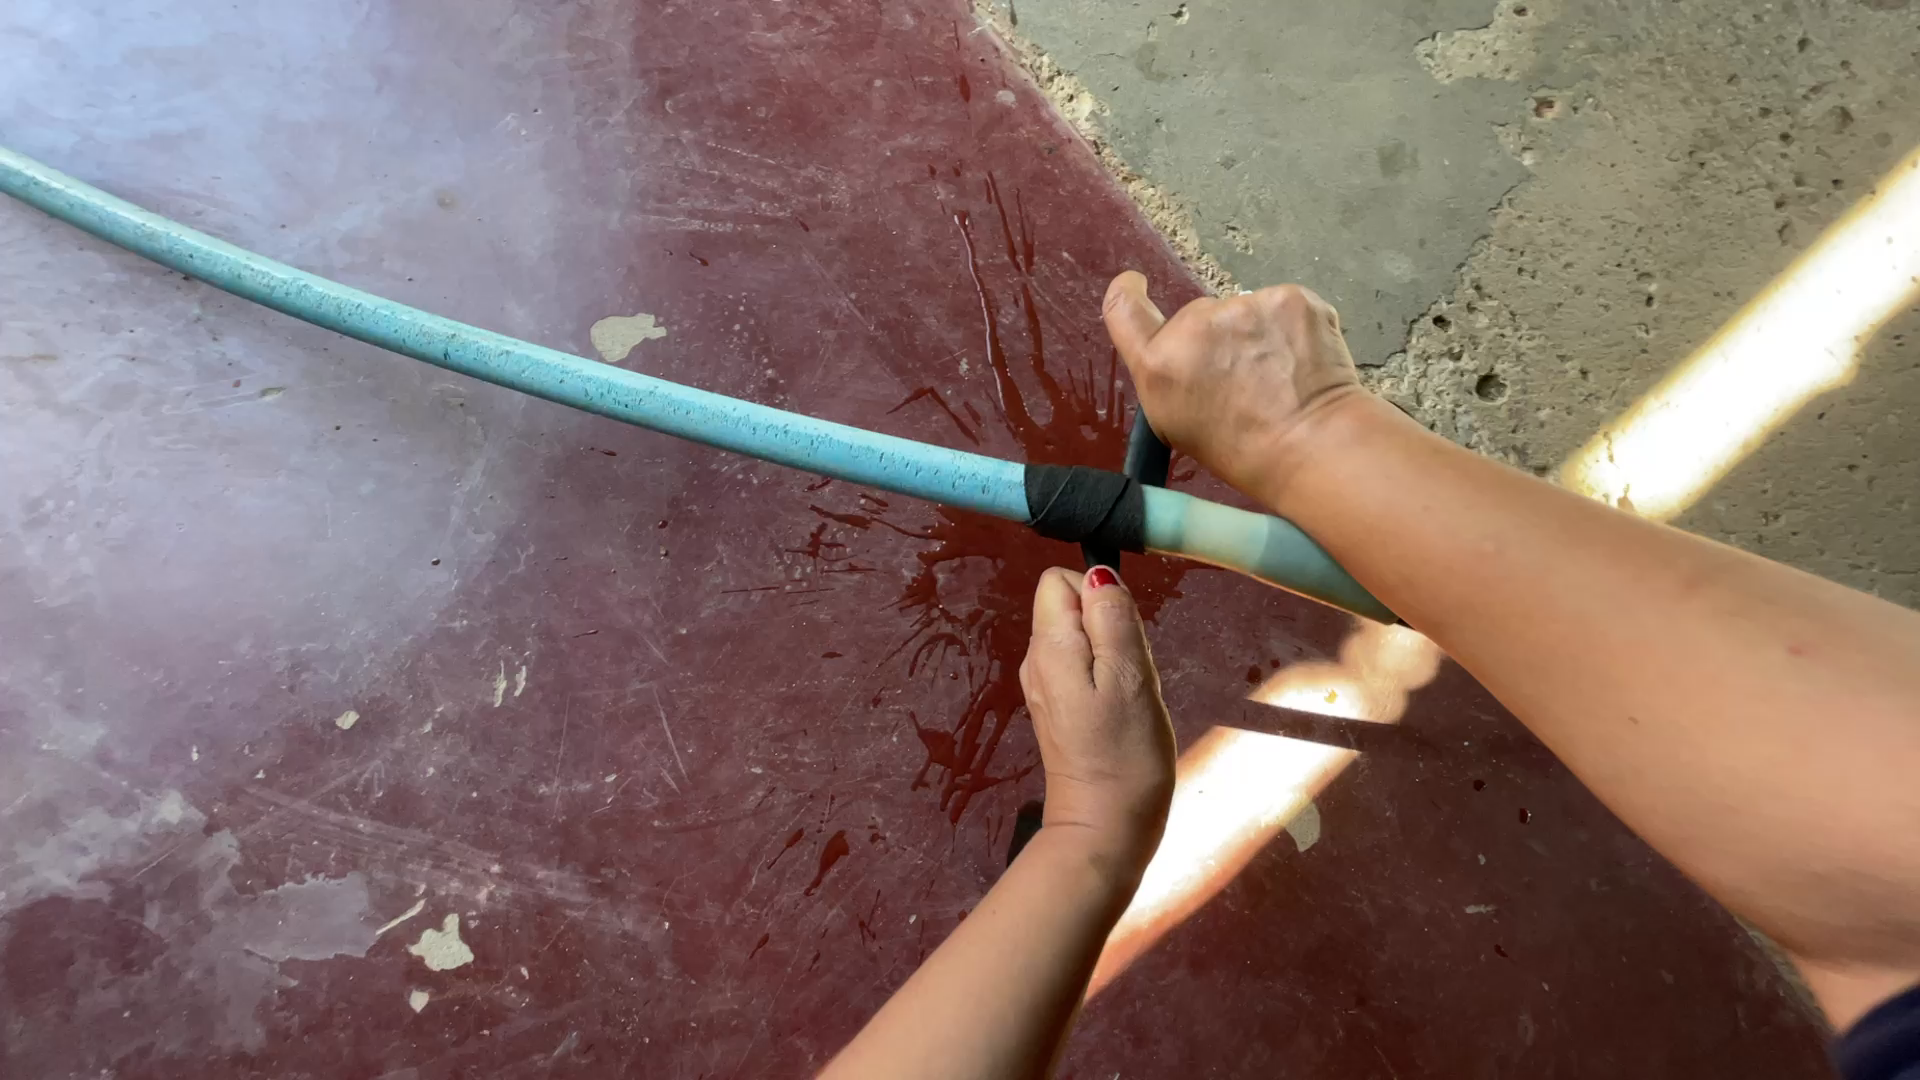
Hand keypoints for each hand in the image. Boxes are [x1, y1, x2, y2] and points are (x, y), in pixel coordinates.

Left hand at [1019, 565, 1175, 882]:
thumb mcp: (1129, 676)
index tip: (1122, 634)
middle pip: (1070, 607)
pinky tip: (1120, 710)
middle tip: (1130, 671)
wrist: (1104, 828)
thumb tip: (1097, 573)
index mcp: (1048, 644)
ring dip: (1112, 653)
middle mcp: (1035, 658)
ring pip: (1081, 638)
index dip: (1096, 593)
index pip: (1058, 580)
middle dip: (1108, 625)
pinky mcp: (1056, 706)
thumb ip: (1112, 618)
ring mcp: (1043, 684)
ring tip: (1128, 695)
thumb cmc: (1124, 752)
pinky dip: (1106, 676)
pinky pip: (1082, 667)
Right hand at [1103, 270, 1363, 500]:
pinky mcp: (1288, 298)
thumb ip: (1164, 376)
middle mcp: (1193, 325)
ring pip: (1241, 313)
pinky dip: (1288, 329)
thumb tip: (1178, 354)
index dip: (1128, 291)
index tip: (1135, 284)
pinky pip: (1279, 307)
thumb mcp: (1174, 424)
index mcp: (1158, 363)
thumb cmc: (1239, 450)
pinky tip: (1297, 361)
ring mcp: (1243, 306)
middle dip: (1213, 340)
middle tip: (1238, 380)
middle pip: (1195, 317)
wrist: (1310, 444)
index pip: (1124, 308)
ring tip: (1273, 376)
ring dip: (1253, 335)